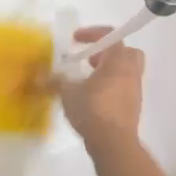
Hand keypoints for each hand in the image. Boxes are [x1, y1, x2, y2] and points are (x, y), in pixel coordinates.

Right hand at [56, 26, 144, 152]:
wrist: (113, 142)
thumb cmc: (93, 110)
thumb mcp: (68, 92)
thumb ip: (56, 80)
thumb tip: (40, 76)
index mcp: (118, 61)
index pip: (110, 35)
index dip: (91, 33)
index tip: (75, 40)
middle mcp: (131, 71)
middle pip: (124, 52)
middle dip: (106, 52)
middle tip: (89, 60)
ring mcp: (135, 90)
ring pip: (125, 71)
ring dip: (107, 71)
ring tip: (87, 81)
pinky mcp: (133, 106)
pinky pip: (123, 88)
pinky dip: (110, 87)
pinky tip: (93, 99)